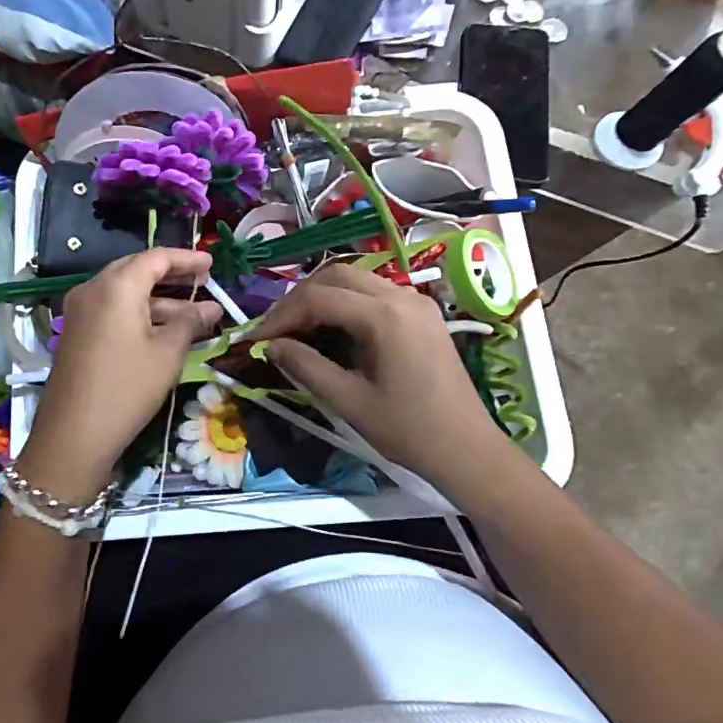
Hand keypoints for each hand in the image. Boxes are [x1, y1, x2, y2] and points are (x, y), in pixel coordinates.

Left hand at [13, 248, 220, 503]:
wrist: (74, 434)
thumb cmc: (127, 387)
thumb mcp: (167, 353)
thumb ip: (190, 322)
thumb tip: (211, 308)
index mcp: (116, 286)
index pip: (156, 257)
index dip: (187, 258)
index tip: (212, 263)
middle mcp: (93, 289)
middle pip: (137, 270)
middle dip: (173, 275)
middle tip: (204, 281)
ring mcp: (81, 311)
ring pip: (127, 293)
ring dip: (161, 300)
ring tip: (198, 313)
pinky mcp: (78, 333)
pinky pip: (114, 310)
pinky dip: (143, 313)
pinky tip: (169, 329)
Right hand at [246, 264, 516, 490]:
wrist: (465, 447)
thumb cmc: (408, 429)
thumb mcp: (349, 401)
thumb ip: (306, 367)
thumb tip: (271, 346)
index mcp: (385, 316)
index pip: (319, 298)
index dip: (281, 316)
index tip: (256, 340)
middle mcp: (402, 295)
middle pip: (337, 275)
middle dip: (300, 298)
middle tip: (276, 330)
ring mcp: (417, 301)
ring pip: (357, 280)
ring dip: (323, 296)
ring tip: (297, 329)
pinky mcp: (423, 313)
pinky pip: (376, 293)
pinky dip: (347, 302)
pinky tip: (332, 329)